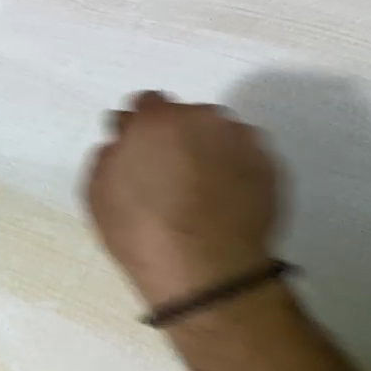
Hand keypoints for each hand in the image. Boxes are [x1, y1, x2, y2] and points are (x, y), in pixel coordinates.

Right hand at [86, 91, 282, 307]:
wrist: (205, 268)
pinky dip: (233, 171)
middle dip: (176, 137)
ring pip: (218, 135)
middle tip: (167, 174)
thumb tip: (125, 142)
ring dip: (207, 151)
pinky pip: (244, 158)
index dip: (139, 126)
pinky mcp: (271, 166)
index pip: (147, 102)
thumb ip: (111, 154)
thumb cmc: (140, 229)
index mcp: (158, 120)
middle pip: (187, 117)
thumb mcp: (99, 191)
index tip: (136, 151)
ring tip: (199, 190)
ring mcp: (243, 140)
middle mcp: (204, 119)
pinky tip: (221, 201)